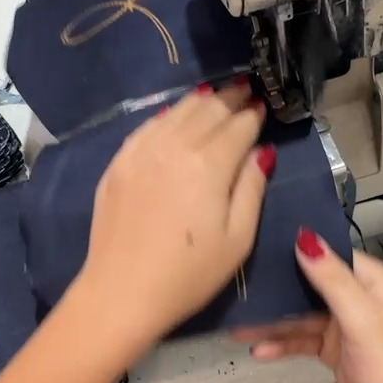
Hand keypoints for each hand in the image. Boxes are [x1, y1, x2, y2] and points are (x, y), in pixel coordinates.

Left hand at [71, 81, 273, 348]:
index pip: (238, 127)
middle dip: (230, 98)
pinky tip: (174, 117)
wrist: (121, 292)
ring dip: (200, 101)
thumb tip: (261, 152)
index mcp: (210, 165)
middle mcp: (175, 146)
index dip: (254, 115)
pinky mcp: (118, 163)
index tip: (264, 106)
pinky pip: (148, 126)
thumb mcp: (238, 240)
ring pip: (176, 112)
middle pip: (208, 110)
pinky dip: (168, 116)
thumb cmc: (188, 275)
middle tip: (244, 91)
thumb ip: (252, 189)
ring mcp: (141, 151)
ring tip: (215, 96)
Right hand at [234, 232, 382, 382]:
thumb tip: (304, 237)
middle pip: (312, 284)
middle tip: (239, 286)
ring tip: (237, 327)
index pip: (331, 254)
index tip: (261, 246)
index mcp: (373, 283)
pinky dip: (283, 345)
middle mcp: (360, 299)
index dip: (300, 249)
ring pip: (303, 315)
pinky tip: (258, 352)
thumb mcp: (362, 321)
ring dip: (274, 322)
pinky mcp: (336, 352)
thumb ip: (333, 280)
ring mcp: (347, 327)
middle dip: (279, 288)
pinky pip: (304, 341)